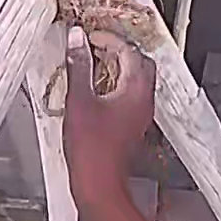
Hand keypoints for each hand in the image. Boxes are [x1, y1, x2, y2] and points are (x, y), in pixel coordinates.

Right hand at [63, 26, 157, 220]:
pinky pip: (130, 96)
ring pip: (136, 80)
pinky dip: (116, 85)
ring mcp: (140, 115)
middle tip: (95, 47)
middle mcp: (144, 101)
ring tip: (94, 65)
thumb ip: (78, 66)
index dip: (109, 40)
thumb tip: (76, 39)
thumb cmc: (91, 148)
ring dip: (117, 68)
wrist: (98, 183)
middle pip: (139, 63)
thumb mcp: (78, 100)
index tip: (90, 37)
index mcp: (135, 90)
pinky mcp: (132, 127)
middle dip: (119, 51)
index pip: (129, 52)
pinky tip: (96, 91)